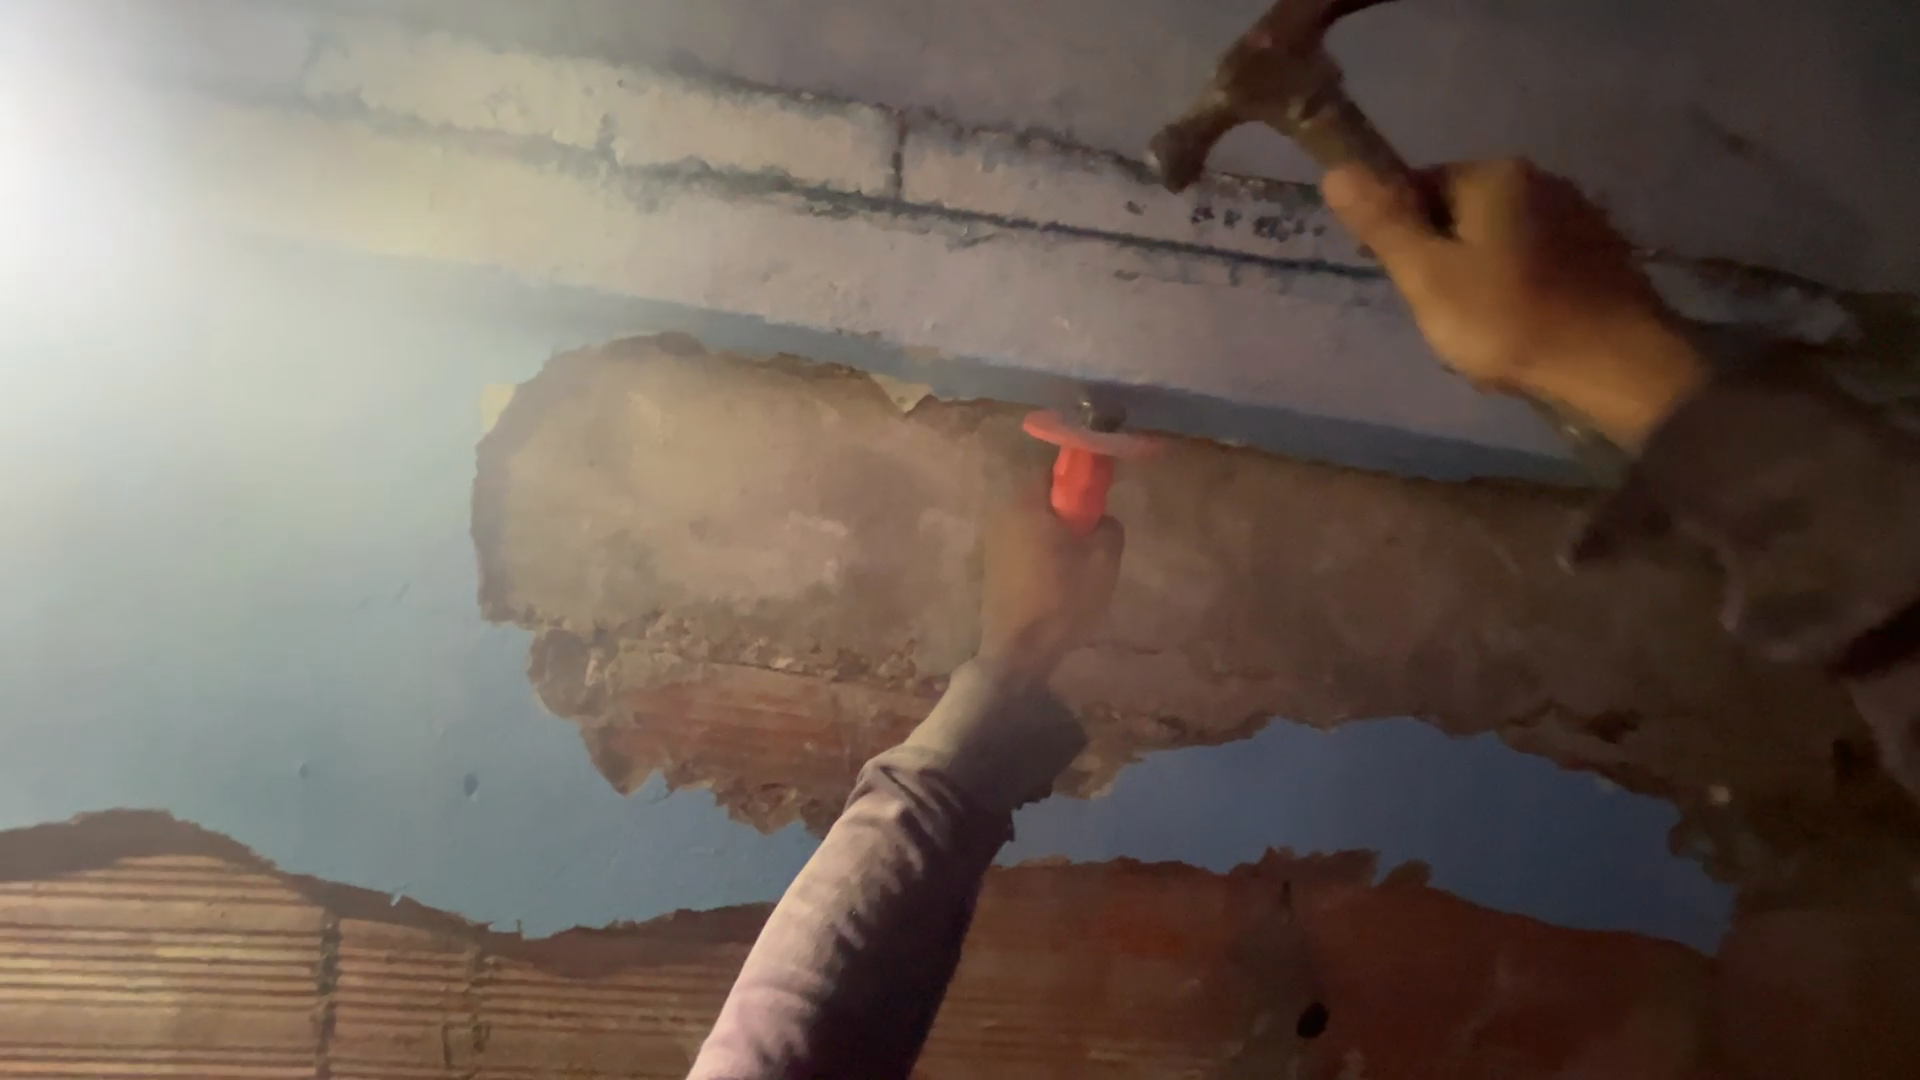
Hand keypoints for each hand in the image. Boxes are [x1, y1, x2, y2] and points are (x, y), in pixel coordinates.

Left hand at [977, 475, 1124, 685]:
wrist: (1020, 648)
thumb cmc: (1062, 596)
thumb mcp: (1103, 559)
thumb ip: (1108, 526)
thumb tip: (1100, 520)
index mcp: (1026, 502)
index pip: (1051, 470)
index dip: (1077, 480)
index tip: (1096, 500)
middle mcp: (1002, 514)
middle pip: (1040, 497)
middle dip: (1066, 509)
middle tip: (1091, 534)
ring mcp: (992, 542)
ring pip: (1031, 523)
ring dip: (1052, 534)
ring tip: (1076, 561)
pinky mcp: (991, 567)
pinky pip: (1021, 545)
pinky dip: (1039, 553)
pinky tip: (1055, 578)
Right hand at [1322, 159, 1707, 447]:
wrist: (1609, 362)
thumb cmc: (1504, 319)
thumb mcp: (1426, 276)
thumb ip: (1383, 224)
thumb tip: (1336, 171)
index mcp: (1494, 177)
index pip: (1419, 185)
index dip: (1397, 231)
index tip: (1399, 277)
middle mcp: (1540, 179)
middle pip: (1458, 210)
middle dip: (1436, 253)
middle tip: (1432, 307)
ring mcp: (1576, 213)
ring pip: (1494, 235)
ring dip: (1472, 270)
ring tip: (1470, 320)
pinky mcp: (1596, 249)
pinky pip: (1530, 256)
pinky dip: (1510, 282)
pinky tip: (1510, 318)